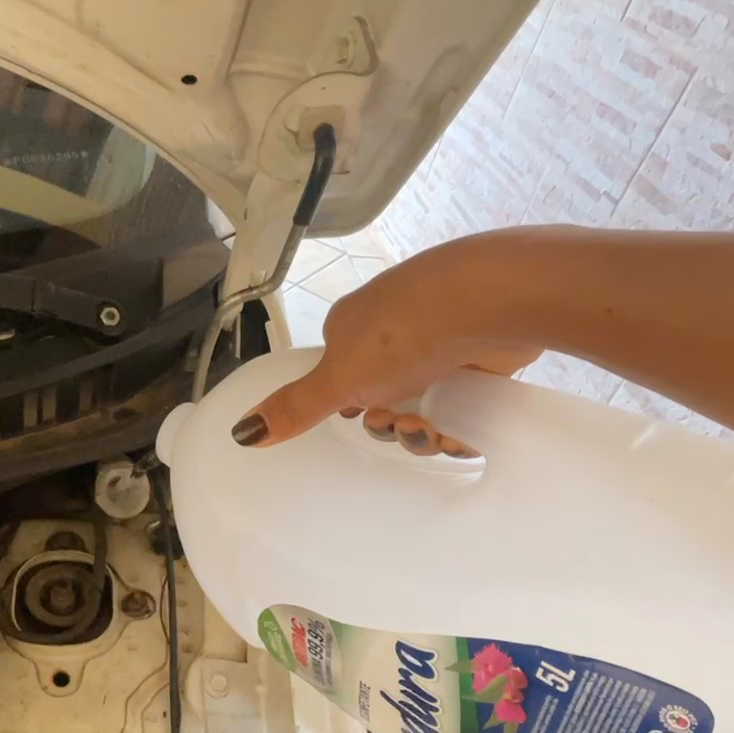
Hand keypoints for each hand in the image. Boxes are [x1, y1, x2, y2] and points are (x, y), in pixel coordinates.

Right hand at [231, 235, 541, 456]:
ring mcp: (439, 338)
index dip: (349, 410)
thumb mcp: (338, 378)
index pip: (339, 378)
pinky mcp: (482, 350)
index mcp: (352, 325)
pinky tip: (465, 428)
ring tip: (438, 429)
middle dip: (391, 424)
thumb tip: (240, 433)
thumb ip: (295, 408)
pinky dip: (461, 421)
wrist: (493, 299)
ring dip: (426, 429)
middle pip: (382, 397)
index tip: (362, 421)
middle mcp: (393, 328)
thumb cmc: (403, 332)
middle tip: (406, 426)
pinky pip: (461, 400)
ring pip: (423, 403)